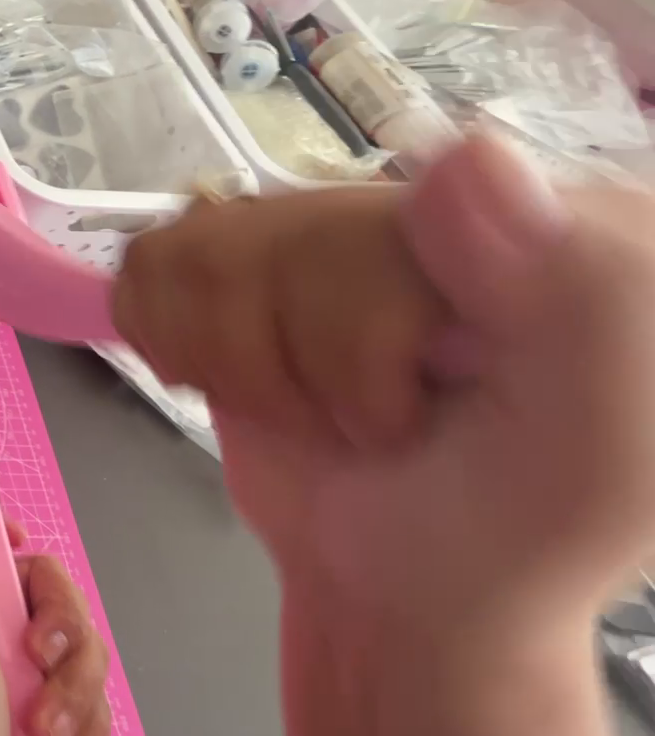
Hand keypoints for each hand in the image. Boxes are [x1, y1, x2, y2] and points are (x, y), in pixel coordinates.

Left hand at [0, 462, 110, 735]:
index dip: (16, 544)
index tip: (26, 562)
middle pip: (55, 596)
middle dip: (62, 635)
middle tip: (38, 660)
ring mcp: (14, 675)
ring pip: (83, 654)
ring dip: (70, 697)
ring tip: (36, 730)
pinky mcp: (44, 721)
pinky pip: (91, 707)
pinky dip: (77, 733)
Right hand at [113, 137, 654, 635]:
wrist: (387, 582)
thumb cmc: (491, 541)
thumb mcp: (589, 457)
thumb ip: (579, 300)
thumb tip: (470, 153)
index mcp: (531, 229)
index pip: (376, 220)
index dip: (350, 334)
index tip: (395, 420)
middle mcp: (417, 210)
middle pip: (267, 239)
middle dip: (278, 364)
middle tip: (343, 428)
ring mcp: (312, 235)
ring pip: (192, 251)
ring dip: (217, 358)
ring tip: (286, 405)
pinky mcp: (231, 269)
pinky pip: (145, 264)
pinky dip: (161, 337)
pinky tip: (221, 374)